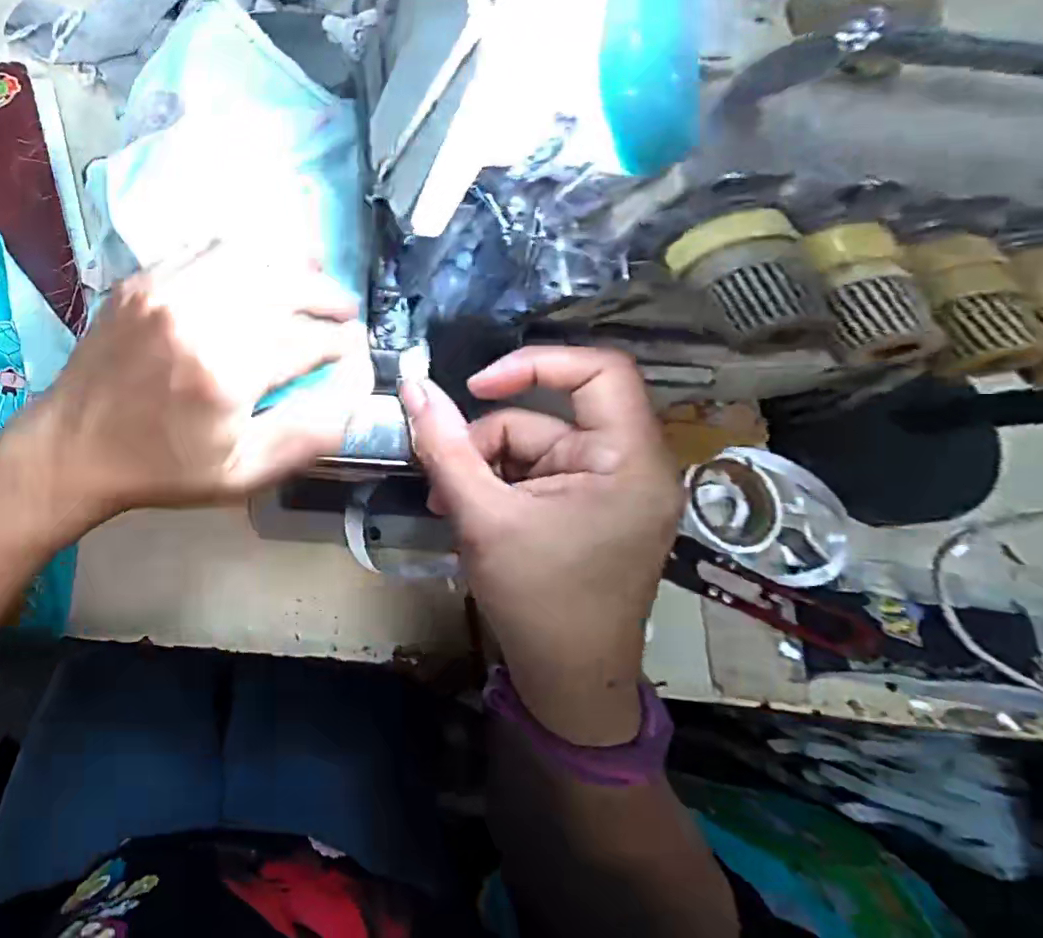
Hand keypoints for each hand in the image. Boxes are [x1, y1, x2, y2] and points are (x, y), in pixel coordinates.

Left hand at [22, 241, 369, 523]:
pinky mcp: (141, 281)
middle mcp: (197, 318)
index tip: (354, 347)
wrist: (74, 446)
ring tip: (313, 273)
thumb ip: (305, 435)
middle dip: (326, 296)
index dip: (340, 343)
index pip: (307, 341)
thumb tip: (357, 392)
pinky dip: (242, 251)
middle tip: (344, 310)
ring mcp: (164, 291)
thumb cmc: (161, 468)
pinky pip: (203, 248)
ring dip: (291, 262)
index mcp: (226, 372)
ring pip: (249, 254)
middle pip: (284, 286)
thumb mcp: (239, 473)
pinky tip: (258, 264)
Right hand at [402, 346, 682, 744]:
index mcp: (627, 461)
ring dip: (483, 470)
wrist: (566, 678)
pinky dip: (498, 487)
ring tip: (451, 507)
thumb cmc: (535, 597)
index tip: (476, 387)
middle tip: (445, 480)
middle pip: (545, 419)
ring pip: (531, 448)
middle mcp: (629, 467)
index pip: (599, 371)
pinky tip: (471, 515)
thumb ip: (444, 446)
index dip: (534, 364)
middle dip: (485, 444)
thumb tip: (413, 388)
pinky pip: (535, 475)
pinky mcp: (589, 511)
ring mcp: (609, 491)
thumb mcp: (480, 515)